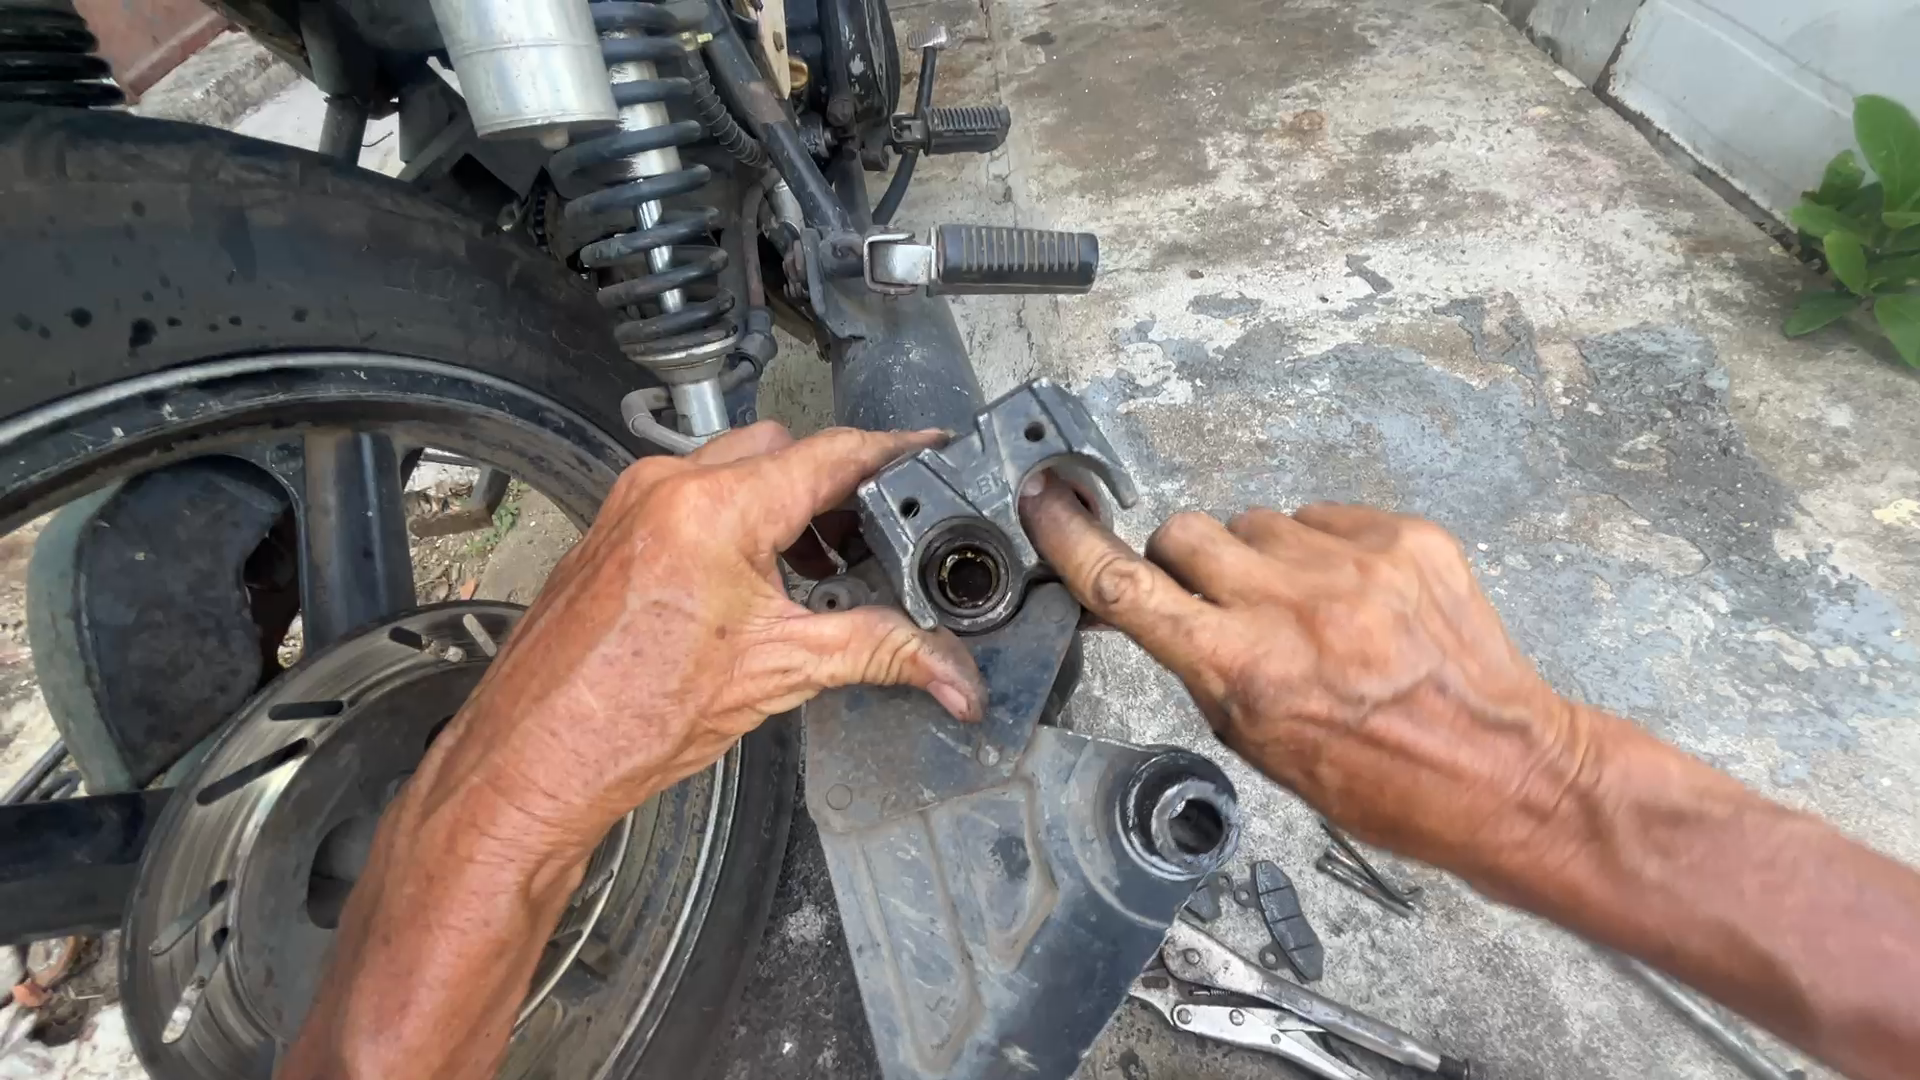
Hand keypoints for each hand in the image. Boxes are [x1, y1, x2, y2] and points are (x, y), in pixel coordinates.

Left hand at [416, 423, 984, 856]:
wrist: (533, 759)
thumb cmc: (630, 717)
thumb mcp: (780, 673)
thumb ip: (879, 652)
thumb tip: (950, 672)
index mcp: (716, 510)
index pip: (829, 454)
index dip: (891, 448)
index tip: (926, 446)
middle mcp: (670, 486)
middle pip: (785, 448)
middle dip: (838, 481)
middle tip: (877, 525)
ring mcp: (636, 500)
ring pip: (740, 462)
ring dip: (789, 497)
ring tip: (821, 557)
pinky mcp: (618, 523)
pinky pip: (697, 487)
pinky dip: (743, 510)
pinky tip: (761, 567)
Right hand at [1018, 476, 1591, 884]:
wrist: (1504, 771)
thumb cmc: (1370, 776)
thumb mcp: (1251, 736)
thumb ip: (1192, 659)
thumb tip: (1145, 607)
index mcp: (1240, 668)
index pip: (1125, 588)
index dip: (1071, 541)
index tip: (1044, 504)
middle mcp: (1287, 606)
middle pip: (1182, 531)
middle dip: (1184, 558)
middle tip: (1223, 598)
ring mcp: (1350, 563)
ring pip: (1252, 522)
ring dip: (1259, 558)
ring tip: (1308, 607)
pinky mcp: (1403, 537)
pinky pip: (1319, 516)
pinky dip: (1319, 549)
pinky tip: (1354, 595)